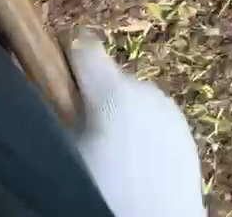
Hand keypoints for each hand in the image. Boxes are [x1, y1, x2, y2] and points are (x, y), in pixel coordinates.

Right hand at [70, 36, 205, 216]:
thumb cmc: (107, 189)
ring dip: (119, 113)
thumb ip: (56, 109)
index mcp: (111, 88)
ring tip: (112, 153)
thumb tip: (45, 90)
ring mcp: (170, 110)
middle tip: (83, 132)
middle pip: (108, 72)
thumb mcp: (67, 147)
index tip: (56, 83)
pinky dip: (142, 131)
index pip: (81, 42)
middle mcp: (144, 88)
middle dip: (94, 94)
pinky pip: (154, 118)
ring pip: (132, 96)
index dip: (66, 58)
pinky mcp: (187, 133)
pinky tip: (137, 165)